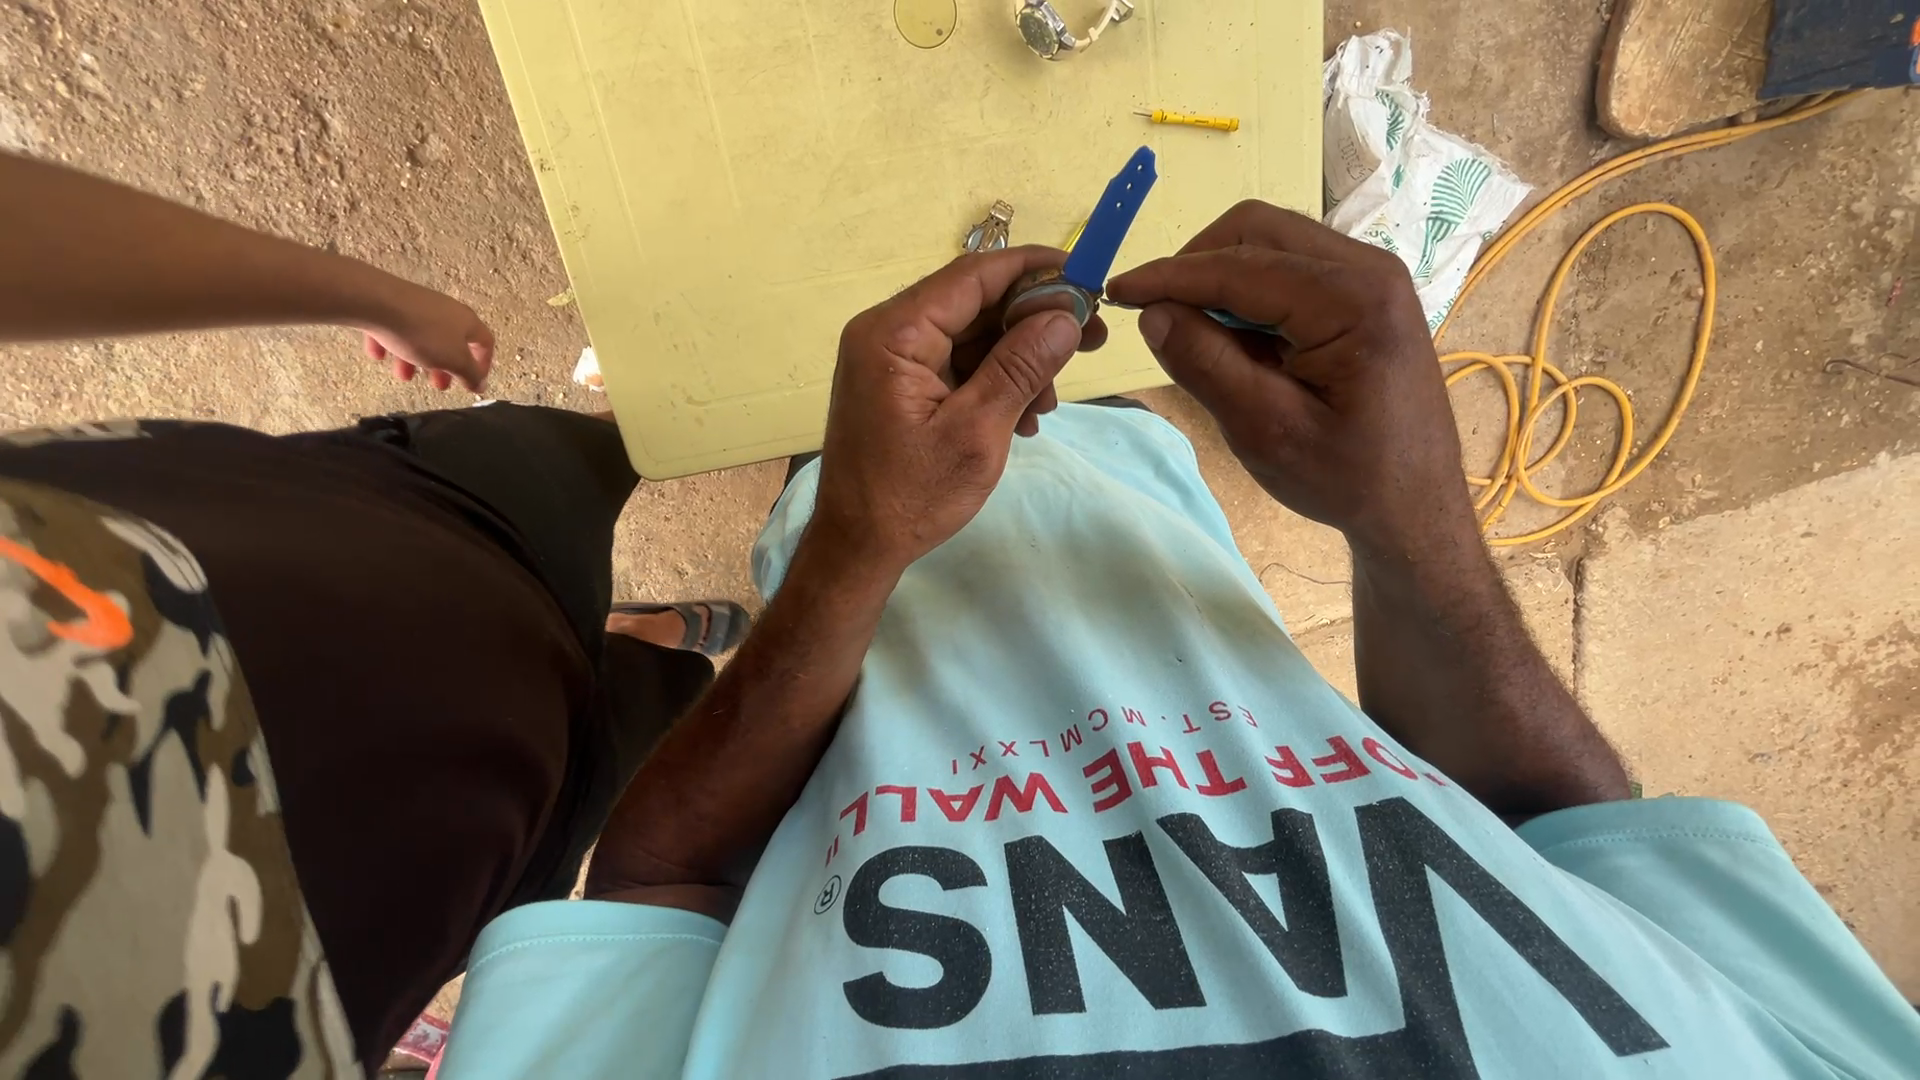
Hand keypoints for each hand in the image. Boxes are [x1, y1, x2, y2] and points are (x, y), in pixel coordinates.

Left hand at [360, 283, 495, 391]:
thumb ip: (470, 375)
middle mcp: (446, 310)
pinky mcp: (391, 303)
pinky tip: (379, 354)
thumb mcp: (454, 361)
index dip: (482, 365)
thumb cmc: (421, 332)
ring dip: (416, 360)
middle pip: (451, 344)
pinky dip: (390, 343)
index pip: (485, 344)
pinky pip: (396, 327)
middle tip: (438, 384)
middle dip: (445, 368)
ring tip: (403, 375)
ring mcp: (418, 305)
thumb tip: (481, 384)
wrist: (374, 302)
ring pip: (423, 338)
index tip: (472, 381)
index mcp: (468, 321)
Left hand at [811, 246, 1104, 571]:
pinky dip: (994, 383)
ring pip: (971, 337)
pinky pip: (956, 365)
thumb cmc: (912, 496)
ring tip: (1049, 404)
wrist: (859, 546)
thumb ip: (1021, 368)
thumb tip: (1067, 317)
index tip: (1087, 278)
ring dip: (1018, 361)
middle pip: (974, 304)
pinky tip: (1023, 416)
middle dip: (1034, 322)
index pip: (974, 276)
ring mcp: (891, 360)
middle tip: (1092, 340)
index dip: (1035, 270)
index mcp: (894, 334)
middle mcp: (887, 333)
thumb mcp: (976, 432)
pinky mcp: (900, 385)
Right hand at [1105, 201, 1473, 556]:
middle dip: (1193, 265)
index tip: (1116, 292)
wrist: (1413, 502)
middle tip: (1154, 314)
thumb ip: (1207, 367)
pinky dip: (1244, 291)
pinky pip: (1287, 268)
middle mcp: (1367, 268)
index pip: (1239, 266)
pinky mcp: (1361, 293)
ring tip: (1191, 332)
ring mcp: (1368, 276)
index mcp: (1352, 300)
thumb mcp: (1266, 431)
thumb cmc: (1345, 477)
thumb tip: (1152, 314)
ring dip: (1217, 277)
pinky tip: (1231, 338)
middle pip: (1256, 230)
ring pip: (1269, 242)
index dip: (1170, 276)